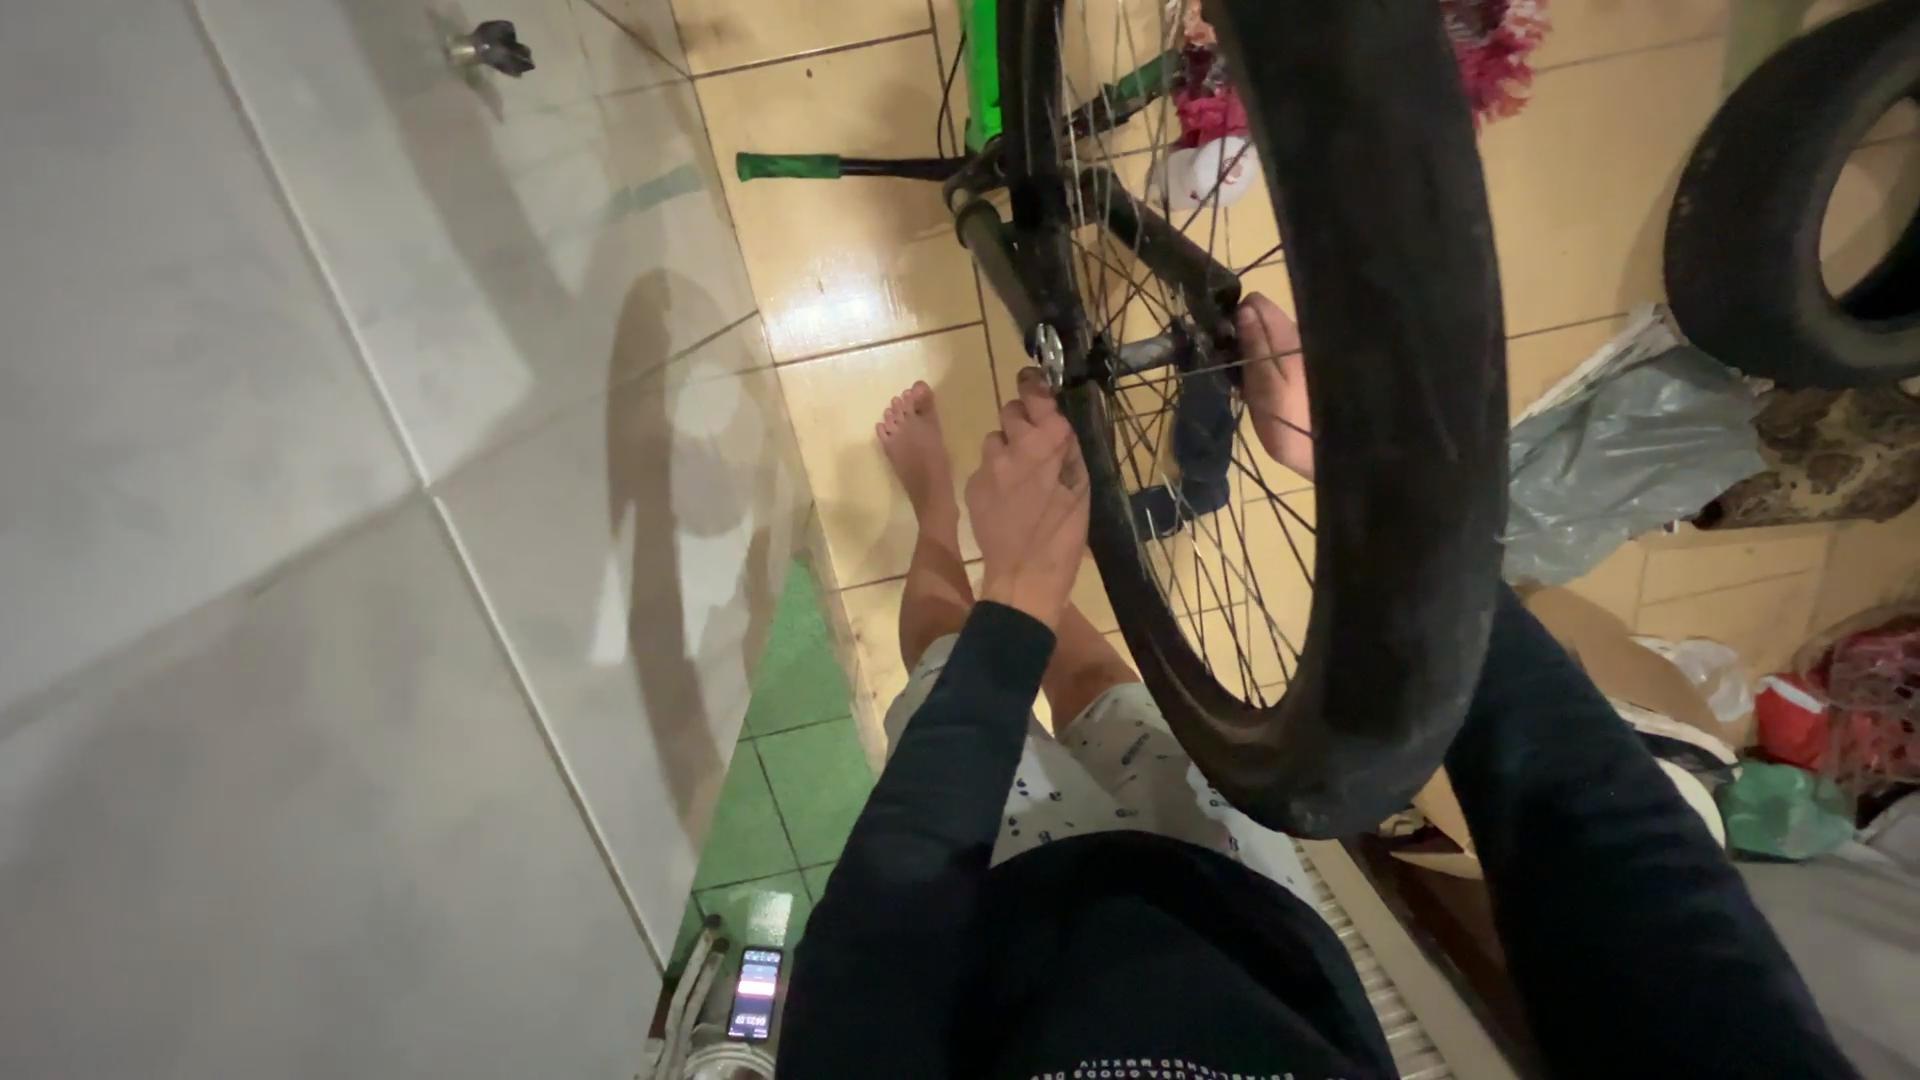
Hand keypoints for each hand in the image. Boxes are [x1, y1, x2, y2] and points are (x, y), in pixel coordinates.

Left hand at [967, 368, 1089, 630]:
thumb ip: (1069, 450)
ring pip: (995, 439)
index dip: (1036, 388)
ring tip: (1018, 477)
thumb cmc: (1064, 536)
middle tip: (1033, 444)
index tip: (1036, 386)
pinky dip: (995, 475)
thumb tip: (1059, 422)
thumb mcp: (1082, 489)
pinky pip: (984, 466)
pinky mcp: (973, 483)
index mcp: (1049, 443)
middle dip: (1021, 421)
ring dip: (1006, 450)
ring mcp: (990, 465)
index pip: (1037, 395)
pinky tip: (1005, 498)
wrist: (1025, 575)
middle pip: (1010, 411)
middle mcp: (1015, 446)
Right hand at [1238, 293, 1313, 480]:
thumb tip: (1243, 308)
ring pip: (1265, 337)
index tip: (1221, 340)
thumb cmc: (1288, 421)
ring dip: (1247, 353)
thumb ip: (1255, 344)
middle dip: (1240, 335)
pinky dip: (1258, 366)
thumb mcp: (1263, 383)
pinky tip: (1252, 388)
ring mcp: (1299, 354)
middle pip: (1261, 318)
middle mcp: (1296, 337)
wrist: (1321, 454)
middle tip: (1227, 365)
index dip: (1234, 315)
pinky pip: (1271, 355)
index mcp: (1288, 335)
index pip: (1257, 302)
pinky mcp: (1298, 371)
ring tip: (1238, 381)